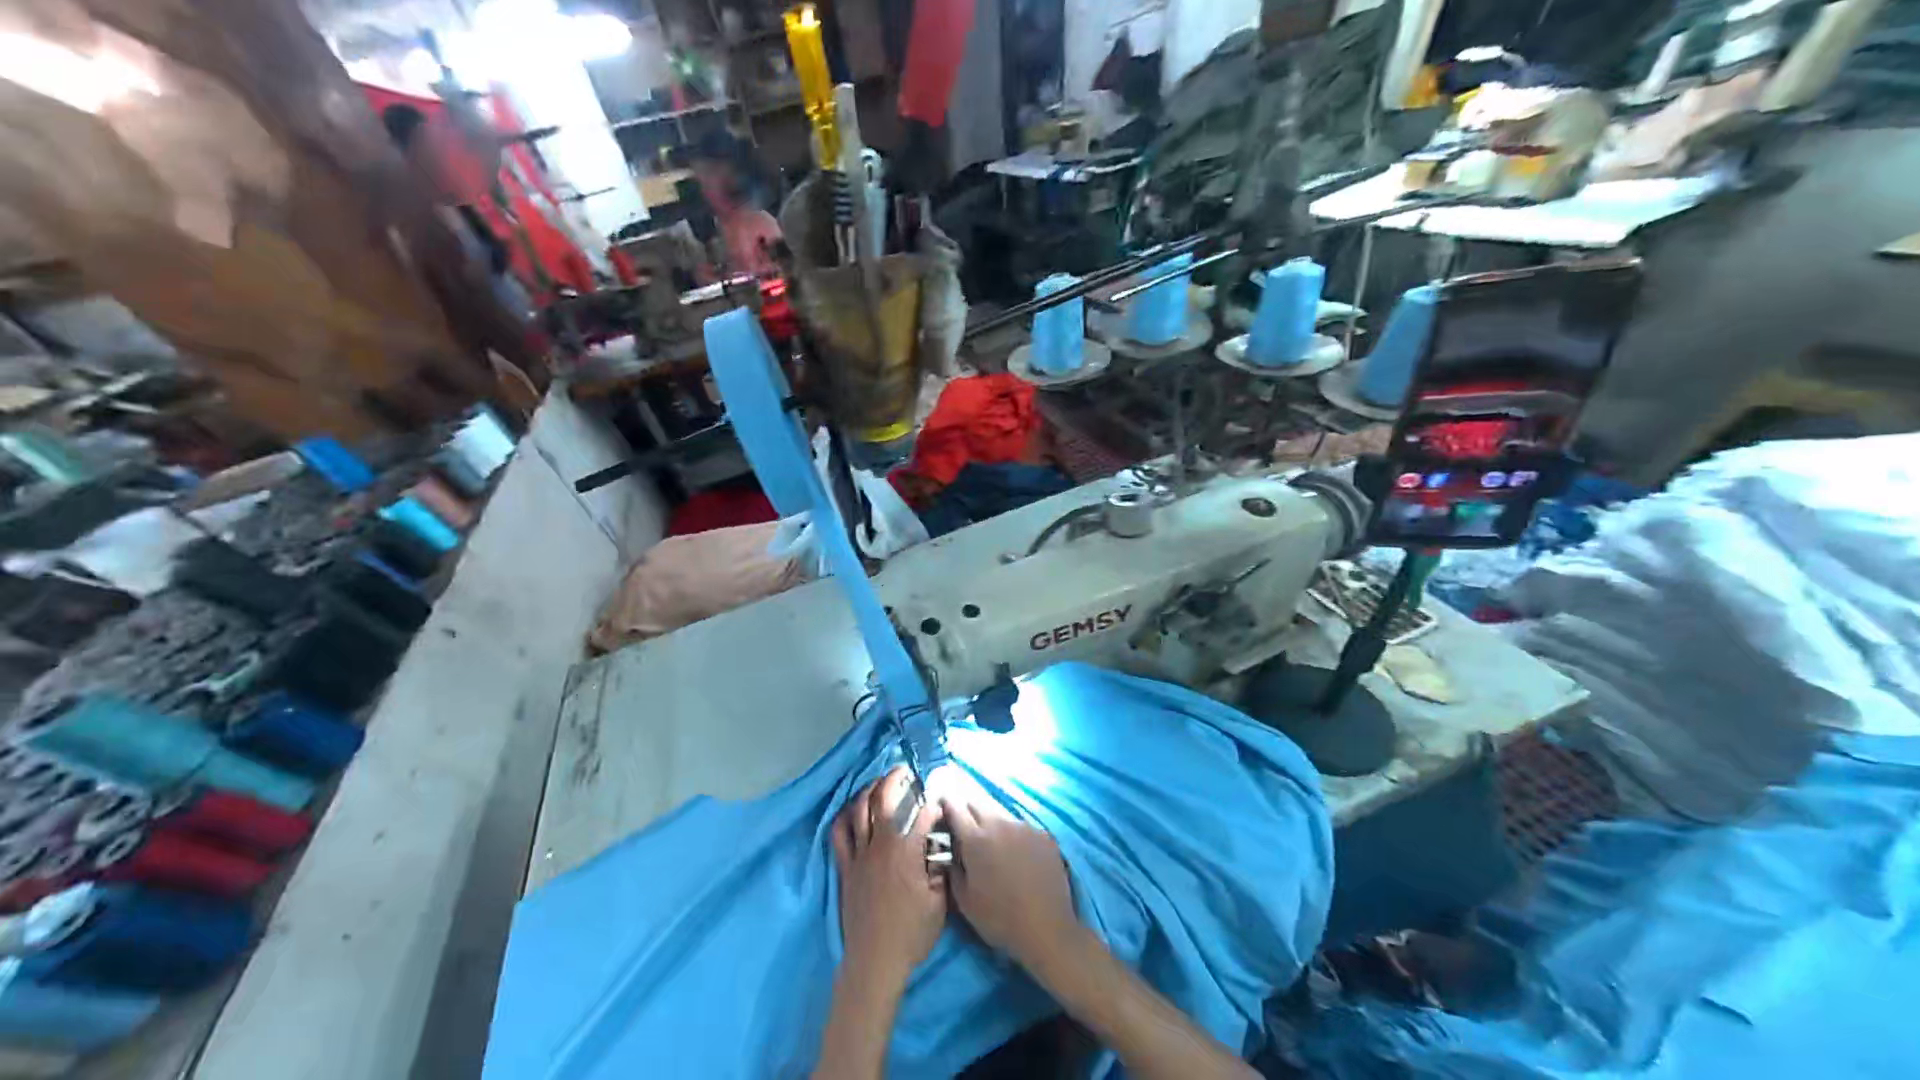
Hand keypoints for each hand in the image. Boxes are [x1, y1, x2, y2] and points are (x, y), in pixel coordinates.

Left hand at [832, 767, 946, 985]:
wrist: (875, 961)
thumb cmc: (912, 934)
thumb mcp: (940, 902)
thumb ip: (942, 869)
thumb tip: (942, 848)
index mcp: (906, 852)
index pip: (919, 813)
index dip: (931, 803)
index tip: (939, 800)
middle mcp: (880, 845)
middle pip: (883, 799)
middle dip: (895, 779)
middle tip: (904, 772)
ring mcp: (859, 855)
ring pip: (859, 810)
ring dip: (869, 791)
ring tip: (879, 783)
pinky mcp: (845, 868)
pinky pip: (839, 835)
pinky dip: (844, 817)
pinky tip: (851, 810)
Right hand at [939, 790, 1079, 970]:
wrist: (1047, 929)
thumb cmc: (999, 919)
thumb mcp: (964, 900)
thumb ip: (952, 868)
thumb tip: (949, 850)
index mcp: (975, 839)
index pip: (954, 807)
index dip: (946, 805)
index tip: (942, 805)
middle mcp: (999, 824)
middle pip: (977, 805)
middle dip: (968, 813)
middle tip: (968, 832)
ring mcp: (1024, 827)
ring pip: (1001, 816)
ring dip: (993, 826)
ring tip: (996, 848)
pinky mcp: (1044, 835)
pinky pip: (1022, 828)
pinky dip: (1015, 837)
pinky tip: (1020, 858)